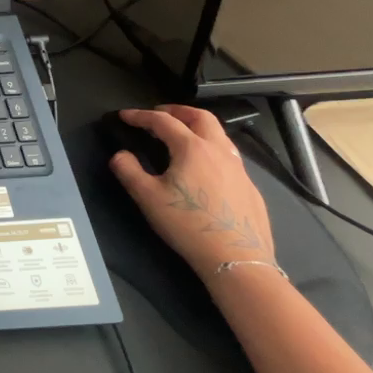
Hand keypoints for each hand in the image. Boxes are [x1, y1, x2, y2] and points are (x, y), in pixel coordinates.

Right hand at [110, 105, 275, 278]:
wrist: (238, 261)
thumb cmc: (188, 225)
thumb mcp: (147, 197)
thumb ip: (128, 170)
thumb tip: (120, 155)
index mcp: (193, 149)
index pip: (163, 121)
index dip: (140, 115)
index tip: (125, 116)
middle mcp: (219, 153)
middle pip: (201, 117)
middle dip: (178, 111)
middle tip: (160, 114)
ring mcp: (240, 171)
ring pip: (220, 137)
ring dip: (198, 129)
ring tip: (183, 138)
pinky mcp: (251, 190)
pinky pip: (230, 160)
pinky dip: (212, 153)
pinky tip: (205, 172)